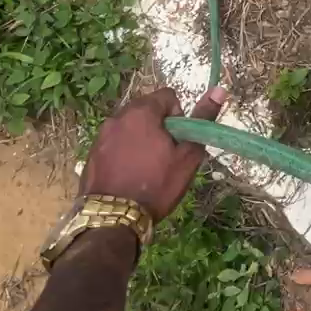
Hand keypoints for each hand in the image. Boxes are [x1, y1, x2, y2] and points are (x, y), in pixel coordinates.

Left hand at [81, 86, 225, 220]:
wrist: (113, 221)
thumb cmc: (156, 184)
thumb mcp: (188, 154)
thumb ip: (203, 119)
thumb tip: (219, 89)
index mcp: (141, 112)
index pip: (168, 96)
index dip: (179, 117)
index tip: (177, 141)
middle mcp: (117, 117)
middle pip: (147, 110)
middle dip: (159, 126)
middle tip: (165, 155)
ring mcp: (101, 137)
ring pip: (130, 127)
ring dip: (141, 138)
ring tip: (146, 167)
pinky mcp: (91, 155)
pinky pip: (115, 143)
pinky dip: (124, 151)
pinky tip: (129, 174)